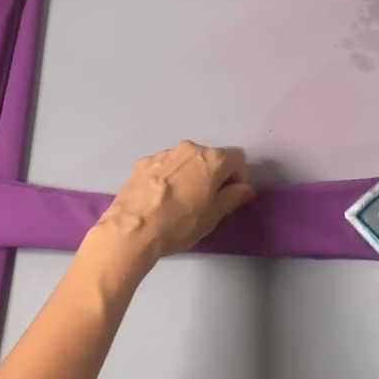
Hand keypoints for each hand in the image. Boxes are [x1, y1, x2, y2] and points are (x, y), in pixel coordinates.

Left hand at [90, 141, 256, 264]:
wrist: (131, 230)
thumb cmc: (179, 224)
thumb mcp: (213, 216)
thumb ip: (234, 197)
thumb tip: (247, 188)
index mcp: (211, 159)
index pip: (237, 158)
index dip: (238, 177)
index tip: (230, 196)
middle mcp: (189, 148)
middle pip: (211, 157)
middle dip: (213, 175)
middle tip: (205, 201)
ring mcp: (164, 153)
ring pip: (186, 160)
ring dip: (189, 174)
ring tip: (178, 201)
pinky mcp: (143, 162)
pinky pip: (165, 165)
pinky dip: (167, 177)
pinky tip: (159, 198)